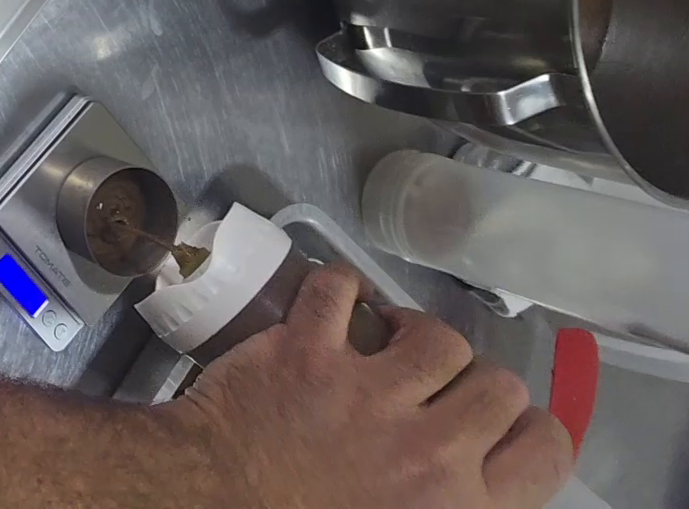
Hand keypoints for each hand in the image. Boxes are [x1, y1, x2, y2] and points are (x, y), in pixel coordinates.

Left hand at [164, 262, 572, 508]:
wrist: (221, 492)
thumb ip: (455, 500)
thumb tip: (476, 469)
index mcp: (470, 503)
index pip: (545, 446)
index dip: (524, 419)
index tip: (491, 409)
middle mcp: (430, 445)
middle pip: (495, 381)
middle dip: (470, 371)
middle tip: (431, 370)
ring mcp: (365, 391)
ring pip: (435, 334)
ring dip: (417, 326)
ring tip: (392, 331)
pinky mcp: (303, 349)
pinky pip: (335, 289)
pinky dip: (341, 280)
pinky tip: (343, 290)